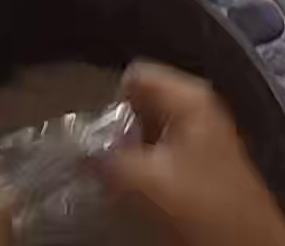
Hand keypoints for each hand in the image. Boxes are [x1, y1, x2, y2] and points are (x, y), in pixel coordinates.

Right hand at [101, 62, 284, 245]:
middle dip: (120, 129)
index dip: (111, 102)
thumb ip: (109, 162)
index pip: (135, 75)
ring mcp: (204, 133)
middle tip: (104, 161)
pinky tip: (142, 192)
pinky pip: (165, 150)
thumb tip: (79, 152)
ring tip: (119, 179)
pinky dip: (149, 166)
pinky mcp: (206, 162)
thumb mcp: (149, 184)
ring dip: (133, 152)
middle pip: (143, 100)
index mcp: (188, 96)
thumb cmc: (205, 209)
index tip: (97, 136)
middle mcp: (197, 105)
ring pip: (153, 128)